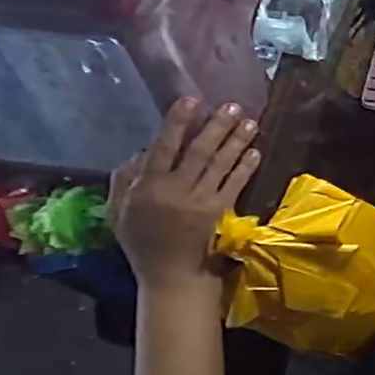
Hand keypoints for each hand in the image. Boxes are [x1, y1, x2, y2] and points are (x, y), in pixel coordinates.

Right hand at [109, 98, 260, 291]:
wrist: (169, 274)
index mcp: (148, 186)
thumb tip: (141, 152)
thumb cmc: (141, 241)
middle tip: (234, 106)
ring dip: (236, 141)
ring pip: (221, 164)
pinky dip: (246, 167)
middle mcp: (177, 189)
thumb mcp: (119, 210)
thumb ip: (125, 180)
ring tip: (251, 122)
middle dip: (217, 126)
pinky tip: (256, 152)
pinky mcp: (220, 212)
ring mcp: (201, 200)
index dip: (177, 122)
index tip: (191, 100)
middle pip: (200, 151)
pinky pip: (235, 184)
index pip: (164, 147)